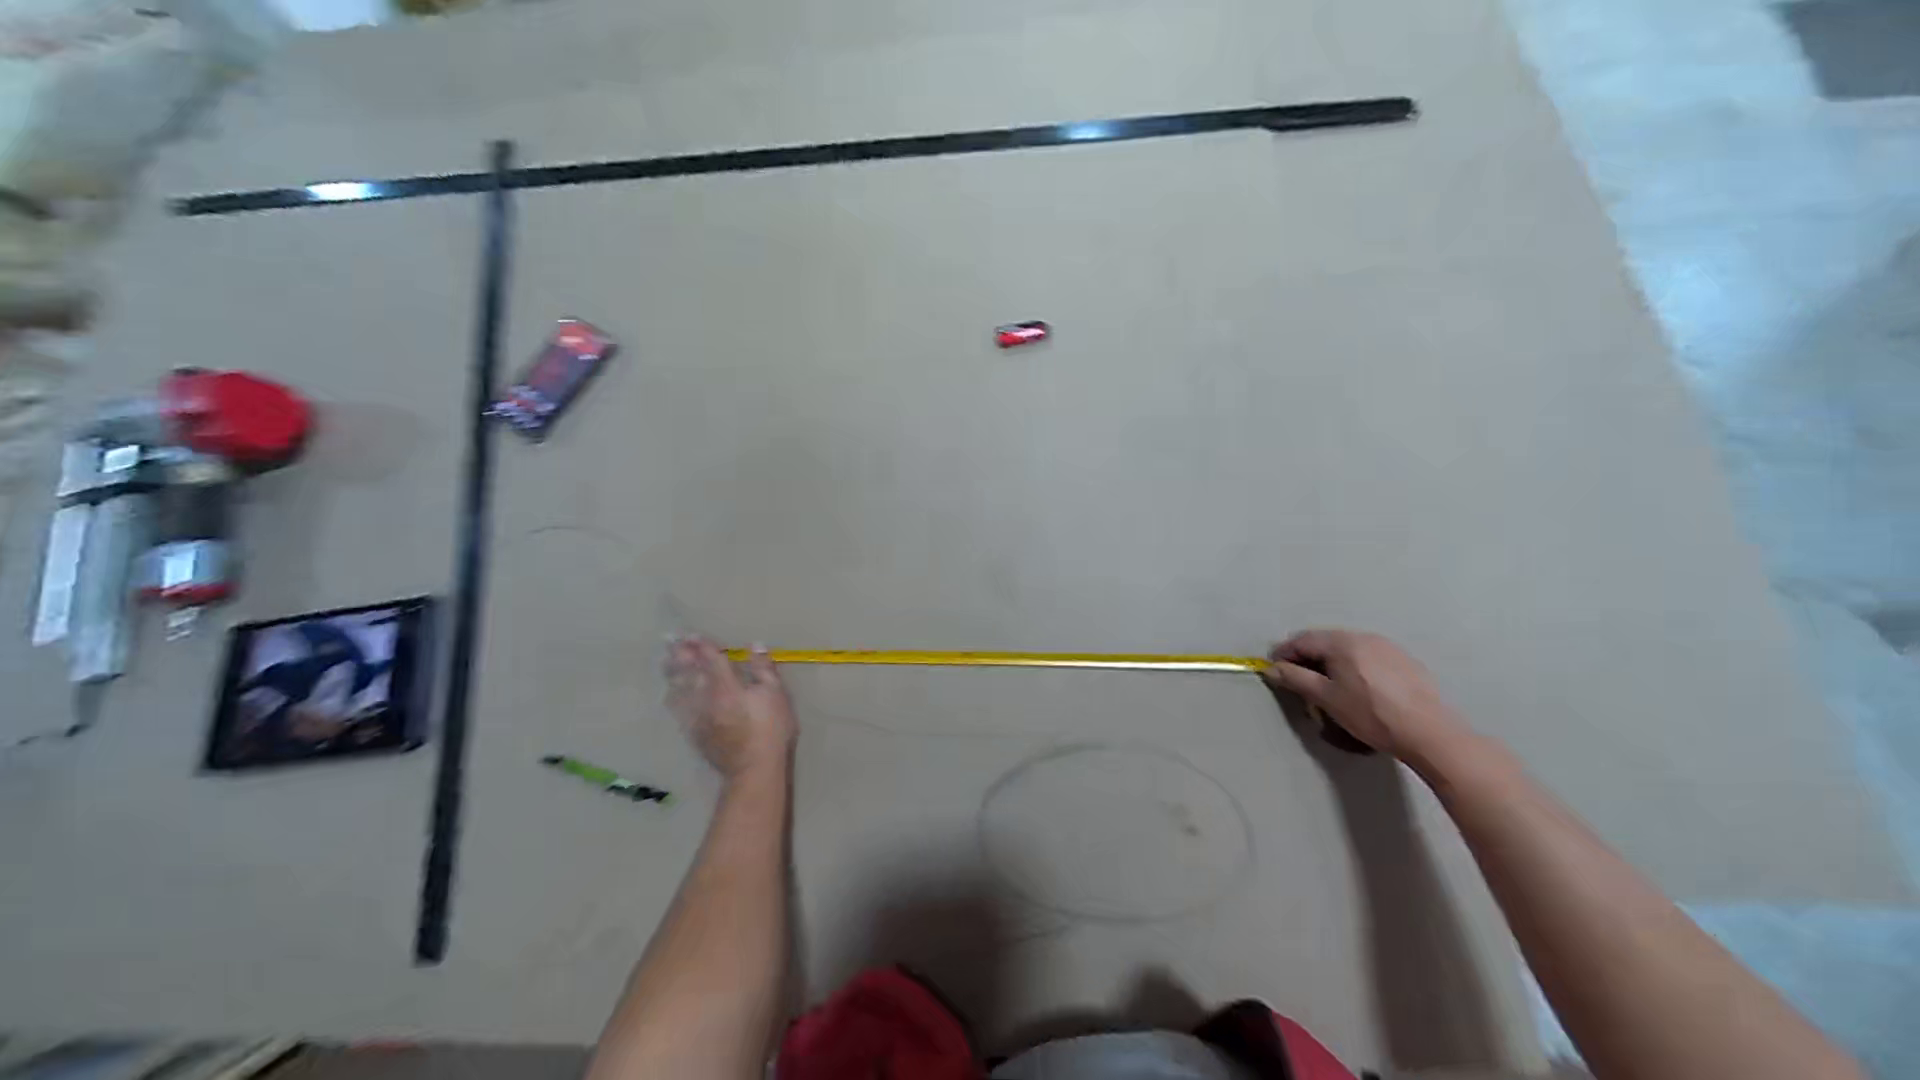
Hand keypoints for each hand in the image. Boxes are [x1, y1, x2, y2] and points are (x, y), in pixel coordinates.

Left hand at [665, 636, 796, 781]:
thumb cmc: (771, 729)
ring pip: (677, 690)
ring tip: (665, 660)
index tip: (693, 634)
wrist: (754, 769)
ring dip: (671, 673)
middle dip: (680, 654)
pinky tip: (670, 692)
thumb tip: (755, 646)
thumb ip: (764, 669)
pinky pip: (677, 709)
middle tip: (671, 640)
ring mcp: (696, 717)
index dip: (702, 645)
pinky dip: (672, 696)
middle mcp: (705, 698)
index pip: (710, 659)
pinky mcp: (692, 732)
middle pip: (688, 672)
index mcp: (726, 686)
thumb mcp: (776, 695)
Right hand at [1262, 629, 1469, 762]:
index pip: (1302, 640)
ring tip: (1329, 685)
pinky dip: (1354, 665)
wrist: (1430, 733)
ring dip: (1331, 661)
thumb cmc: (1371, 715)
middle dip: (1307, 657)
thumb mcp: (1327, 699)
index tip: (1274, 669)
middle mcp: (1364, 637)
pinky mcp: (1405, 660)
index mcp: (1342, 642)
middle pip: (1325, 641)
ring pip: (1348, 648)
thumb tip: (1272, 667)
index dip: (1284, 654)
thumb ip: (1296, 678)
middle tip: (1299, 679)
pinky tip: (1359, 687)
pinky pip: (1369, 656)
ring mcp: (1388, 646)